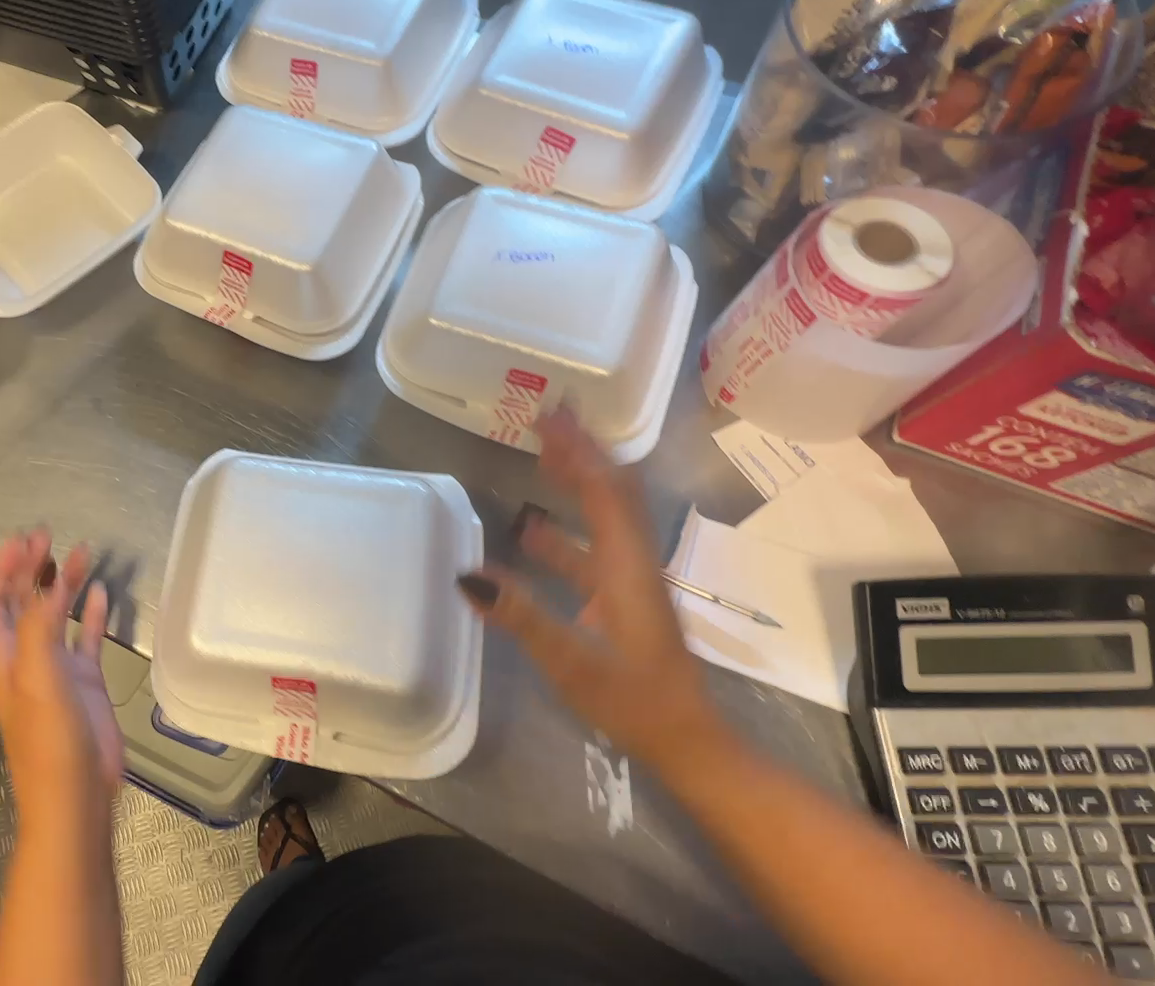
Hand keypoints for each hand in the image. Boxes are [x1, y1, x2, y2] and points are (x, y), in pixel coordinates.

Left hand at [0, 529, 124, 805]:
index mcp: (1, 653)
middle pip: (17, 600)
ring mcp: (54, 667)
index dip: (0, 567)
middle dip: (29, 566)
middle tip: (49, 536)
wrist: (77, 795)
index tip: (25, 539)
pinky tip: (101, 591)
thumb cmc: (50, 740)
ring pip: (54, 613)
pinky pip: (85, 637)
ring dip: (61, 582)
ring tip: (81, 551)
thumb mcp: (38, 678)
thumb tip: (49, 582)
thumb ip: (39, 627)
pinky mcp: (83, 681)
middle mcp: (23, 655)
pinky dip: (91, 612)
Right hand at [457, 409, 731, 774]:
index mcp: (626, 568)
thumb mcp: (571, 661)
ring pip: (604, 515)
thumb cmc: (633, 700)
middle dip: (581, 452)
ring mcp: (629, 579)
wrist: (687, 738)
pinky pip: (593, 544)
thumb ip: (520, 616)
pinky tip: (531, 530)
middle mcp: (633, 561)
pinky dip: (566, 526)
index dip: (577, 451)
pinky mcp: (623, 597)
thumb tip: (468, 574)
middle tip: (547, 420)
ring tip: (541, 457)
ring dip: (576, 482)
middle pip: (611, 491)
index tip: (549, 416)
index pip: (603, 492)